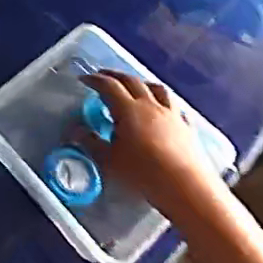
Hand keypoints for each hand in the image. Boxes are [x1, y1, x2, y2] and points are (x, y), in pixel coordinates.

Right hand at [79, 70, 222, 211]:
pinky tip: (164, 108)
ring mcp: (171, 114)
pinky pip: (175, 107)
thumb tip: (75, 130)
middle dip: (115, 75)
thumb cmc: (142, 172)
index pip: (108, 86)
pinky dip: (165, 102)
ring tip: (135, 86)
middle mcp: (150, 105)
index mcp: (128, 109)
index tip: (84, 79)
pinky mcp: (187, 127)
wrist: (185, 187)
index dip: (95, 80)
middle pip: (132, 81)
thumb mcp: (108, 159)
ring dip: (142, 83)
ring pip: (157, 89)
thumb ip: (90, 142)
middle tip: (103, 76)